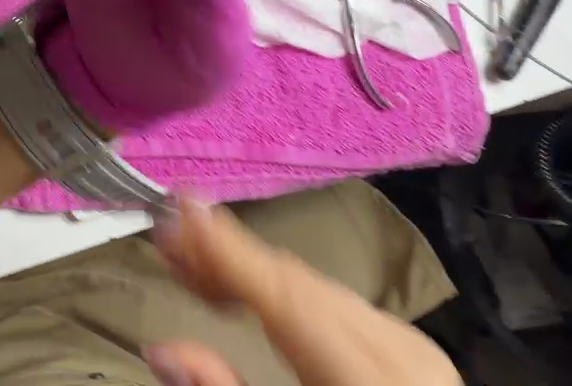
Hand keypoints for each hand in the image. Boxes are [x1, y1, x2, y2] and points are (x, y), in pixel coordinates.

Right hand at [147, 197, 460, 385]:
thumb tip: (163, 349)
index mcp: (365, 378)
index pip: (288, 298)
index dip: (232, 250)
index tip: (184, 204)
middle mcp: (396, 349)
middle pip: (298, 283)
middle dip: (228, 254)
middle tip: (166, 240)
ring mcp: (408, 344)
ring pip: (314, 286)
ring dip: (251, 269)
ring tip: (190, 264)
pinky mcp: (407, 346)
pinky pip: (333, 301)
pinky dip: (285, 289)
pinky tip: (246, 290)